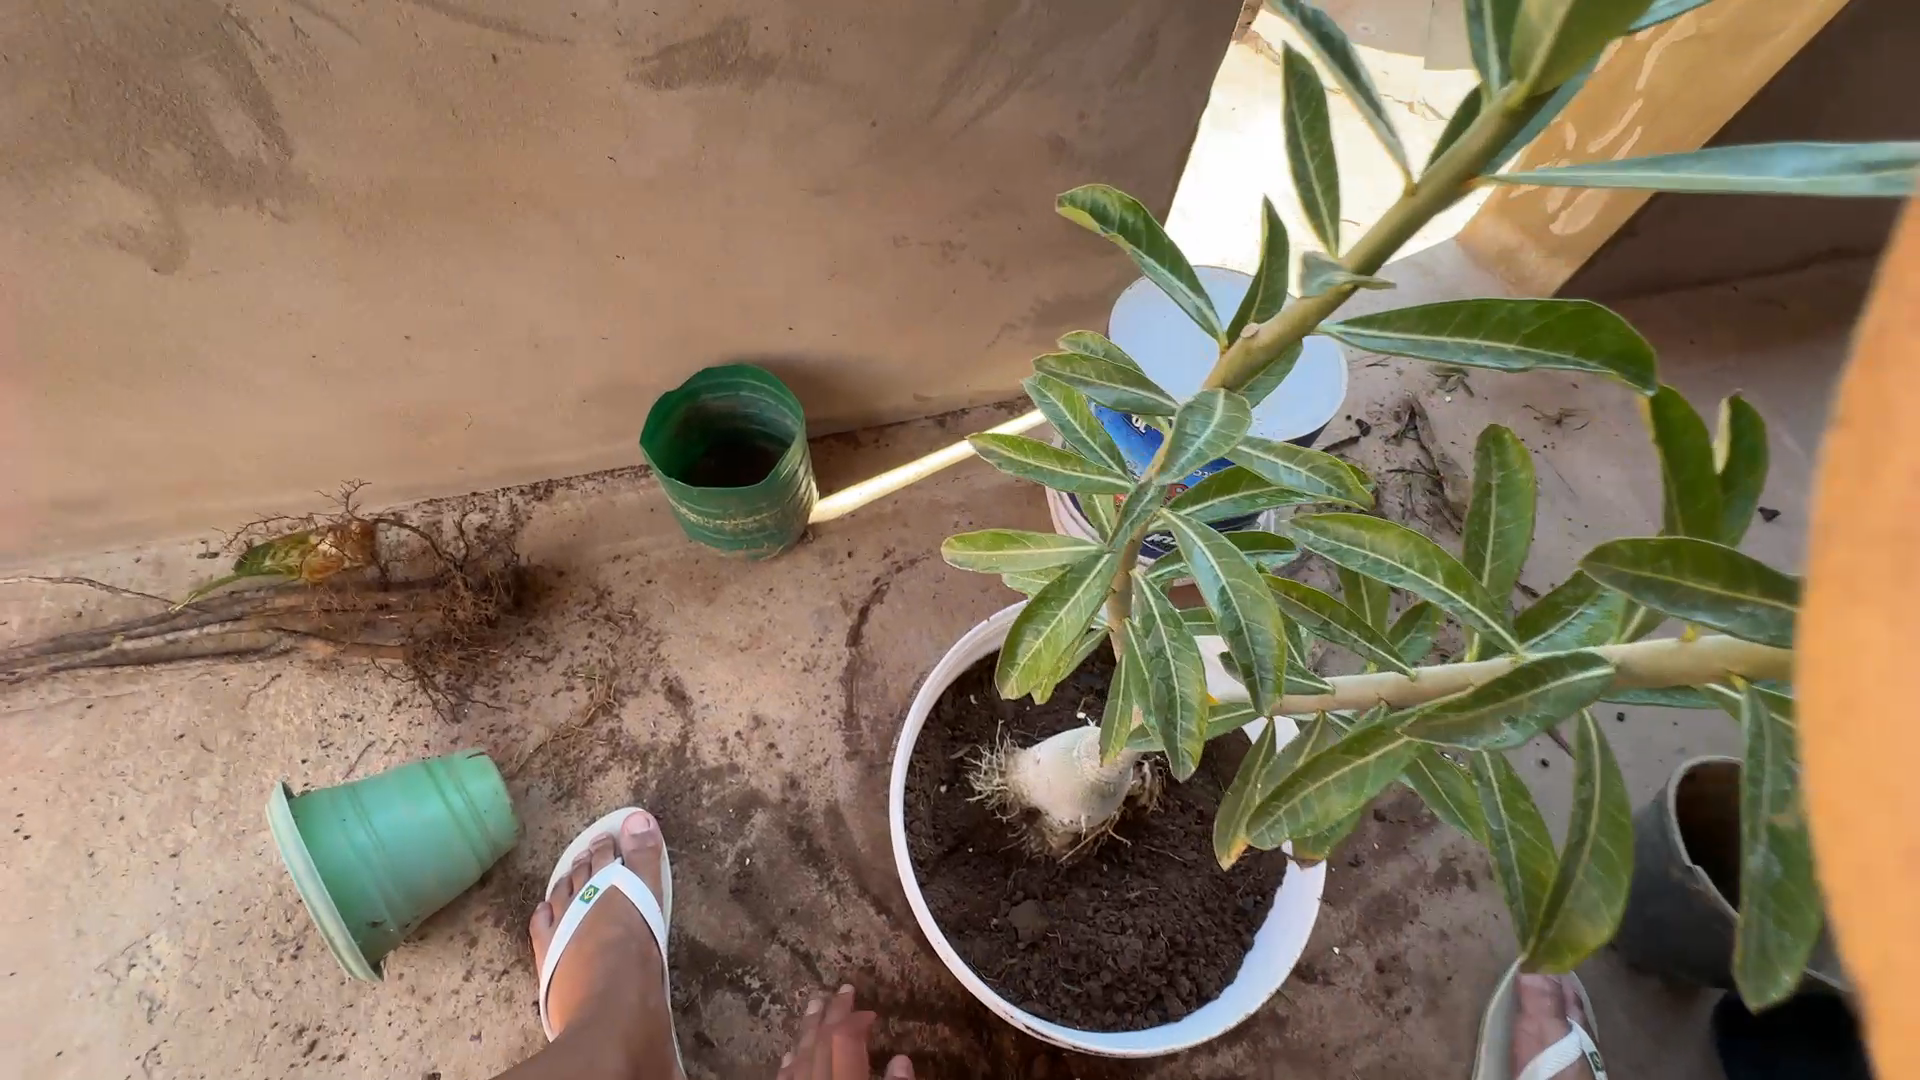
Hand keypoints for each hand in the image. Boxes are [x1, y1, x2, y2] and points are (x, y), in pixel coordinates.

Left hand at [775, 985, 913, 1079]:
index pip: (845, 1040)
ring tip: (815, 1004)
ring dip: (809, 1029)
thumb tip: (902, 1059)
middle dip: (833, 1014)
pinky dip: (790, 1063)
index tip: (870, 1012)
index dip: (856, 1020)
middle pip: (821, 1043)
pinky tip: (791, 1051)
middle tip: (843, 988)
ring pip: (800, 1056)